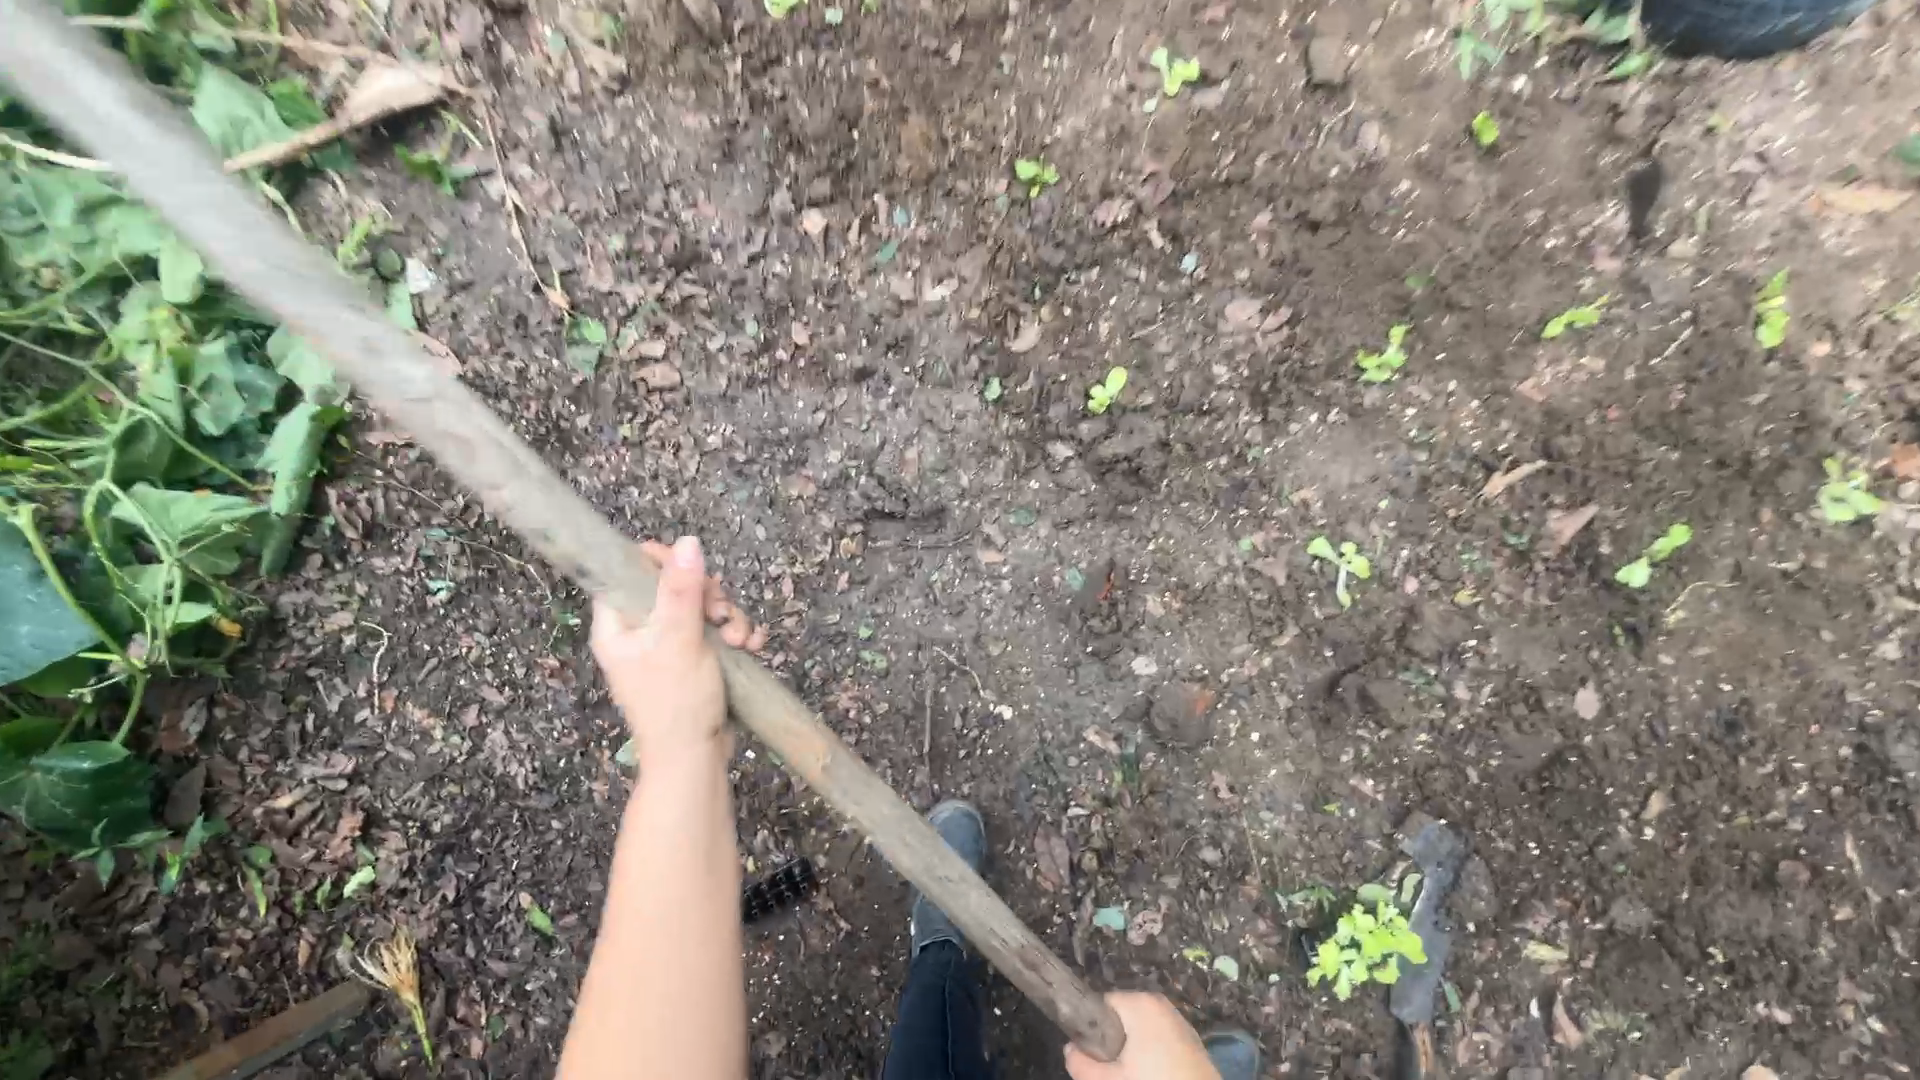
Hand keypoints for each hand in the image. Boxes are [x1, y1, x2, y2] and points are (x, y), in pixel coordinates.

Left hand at [591, 537, 766, 766]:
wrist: (696, 760)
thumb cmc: (676, 701)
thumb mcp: (679, 639)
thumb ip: (681, 589)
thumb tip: (689, 541)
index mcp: (618, 625)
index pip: (628, 572)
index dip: (660, 563)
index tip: (691, 570)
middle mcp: (641, 631)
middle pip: (675, 586)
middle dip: (709, 596)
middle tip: (720, 614)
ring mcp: (671, 646)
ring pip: (703, 607)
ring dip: (729, 617)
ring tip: (741, 641)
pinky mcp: (698, 659)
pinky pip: (718, 631)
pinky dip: (737, 634)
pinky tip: (753, 646)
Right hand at [1063, 993, 1219, 1079]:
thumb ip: (1082, 1064)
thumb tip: (1070, 1049)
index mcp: (1140, 1003)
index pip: (1102, 1005)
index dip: (1094, 1032)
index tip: (1097, 1057)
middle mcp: (1160, 1003)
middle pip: (1122, 1019)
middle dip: (1114, 1045)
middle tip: (1116, 1073)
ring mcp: (1180, 1022)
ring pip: (1141, 1034)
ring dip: (1134, 1054)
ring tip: (1135, 1077)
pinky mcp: (1192, 1042)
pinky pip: (1160, 1043)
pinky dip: (1154, 1059)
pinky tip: (1155, 1078)